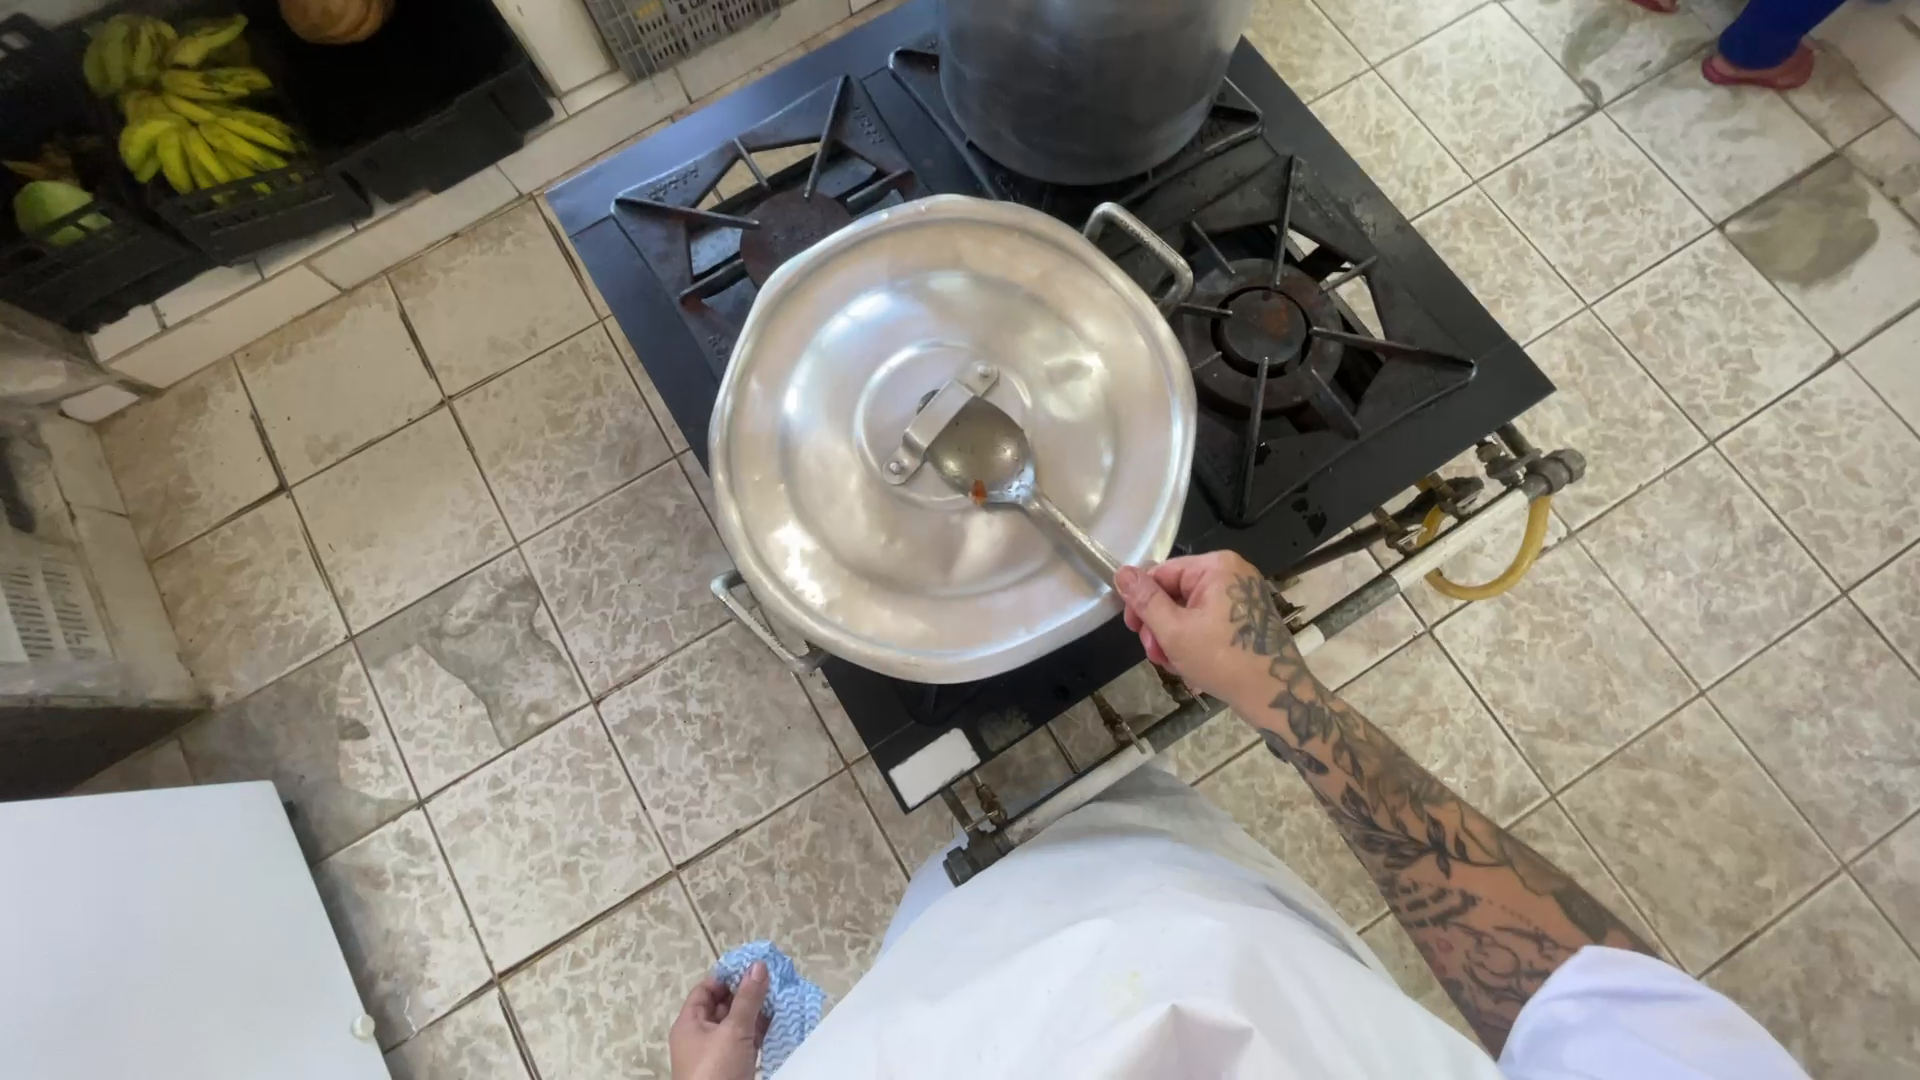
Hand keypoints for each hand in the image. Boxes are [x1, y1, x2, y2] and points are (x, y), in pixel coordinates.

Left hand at [669, 962, 769, 1079]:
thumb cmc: (716, 1071)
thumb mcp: (733, 1030)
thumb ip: (748, 997)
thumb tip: (758, 965)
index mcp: (690, 1024)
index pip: (706, 989)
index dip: (727, 975)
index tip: (753, 965)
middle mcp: (701, 1035)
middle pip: (724, 1003)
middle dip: (748, 990)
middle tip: (773, 977)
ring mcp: (718, 1052)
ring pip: (738, 1021)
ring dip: (758, 1008)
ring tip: (781, 993)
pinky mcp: (734, 1065)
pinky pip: (748, 1038)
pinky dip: (762, 1027)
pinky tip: (780, 1017)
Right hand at [1115, 552, 1293, 702]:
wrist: (1274, 695)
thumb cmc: (1223, 659)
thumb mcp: (1174, 630)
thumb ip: (1145, 600)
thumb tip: (1121, 572)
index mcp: (1216, 567)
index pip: (1161, 573)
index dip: (1141, 601)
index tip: (1133, 630)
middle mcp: (1232, 574)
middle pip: (1174, 592)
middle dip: (1159, 625)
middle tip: (1155, 654)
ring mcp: (1241, 596)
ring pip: (1188, 610)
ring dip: (1172, 637)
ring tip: (1172, 664)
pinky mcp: (1246, 617)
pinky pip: (1206, 620)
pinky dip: (1192, 640)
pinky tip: (1188, 664)